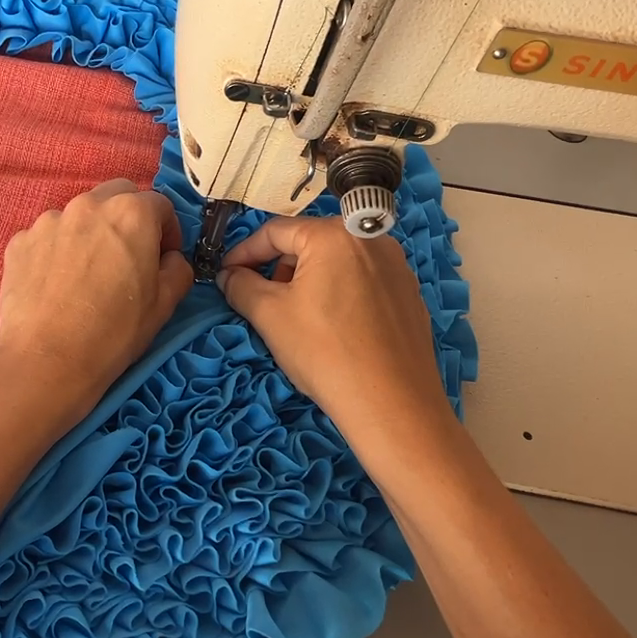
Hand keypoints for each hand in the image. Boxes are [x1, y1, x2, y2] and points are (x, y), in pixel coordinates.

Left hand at [0, 180, 193, 427]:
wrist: (47, 360)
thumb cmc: (114, 332)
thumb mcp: (165, 304)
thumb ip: (177, 269)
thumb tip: (169, 259)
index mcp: (130, 213)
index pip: (160, 205)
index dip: (168, 231)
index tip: (163, 258)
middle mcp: (87, 205)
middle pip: (116, 196)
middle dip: (129, 217)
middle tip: (128, 255)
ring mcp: (48, 221)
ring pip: (78, 215)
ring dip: (90, 233)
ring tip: (87, 274)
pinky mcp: (19, 241)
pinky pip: (46, 238)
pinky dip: (56, 251)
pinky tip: (56, 286)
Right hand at [217, 217, 444, 420]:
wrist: (392, 406)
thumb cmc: (324, 352)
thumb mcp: (269, 315)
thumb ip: (240, 285)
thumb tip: (229, 275)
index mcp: (334, 235)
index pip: (274, 231)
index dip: (243, 253)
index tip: (226, 275)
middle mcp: (371, 240)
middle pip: (309, 243)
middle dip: (278, 267)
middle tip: (260, 299)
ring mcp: (397, 267)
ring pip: (337, 262)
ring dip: (308, 280)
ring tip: (296, 316)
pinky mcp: (409, 295)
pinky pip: (362, 282)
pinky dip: (339, 293)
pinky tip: (332, 328)